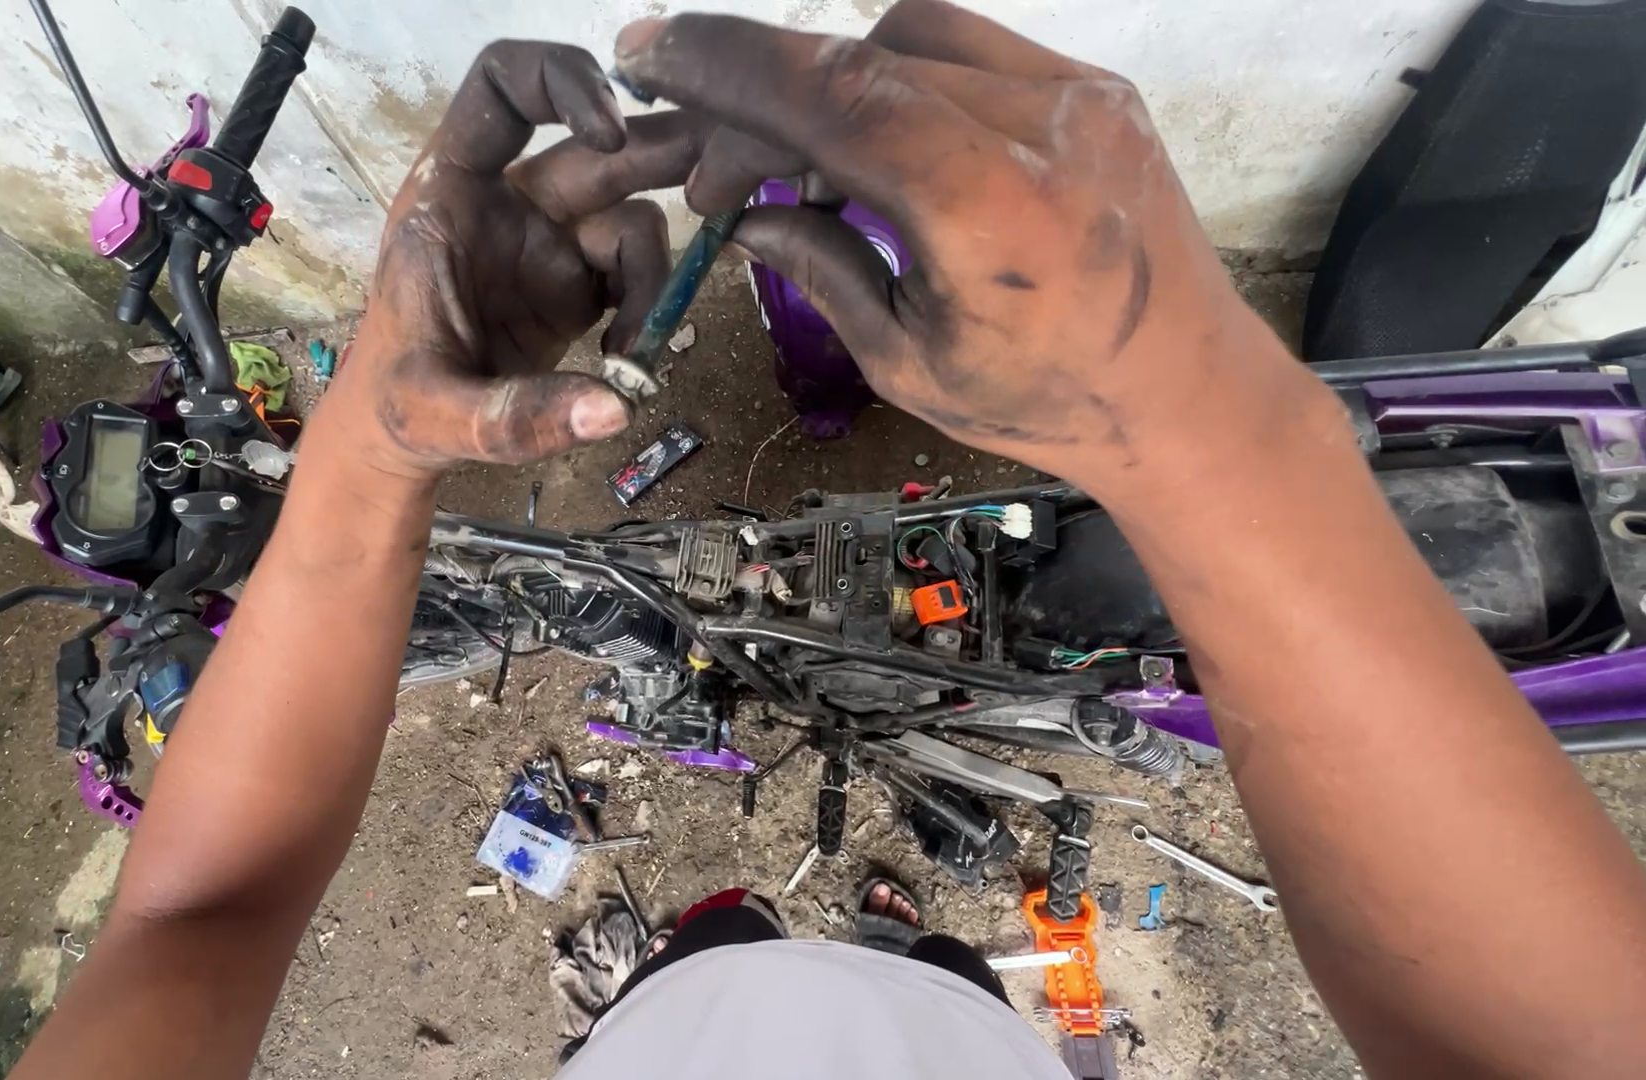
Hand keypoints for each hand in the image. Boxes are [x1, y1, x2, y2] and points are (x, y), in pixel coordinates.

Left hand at [313, 43, 708, 479]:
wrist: (411, 431)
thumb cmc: (402, 404)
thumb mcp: (441, 412)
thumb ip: (520, 415)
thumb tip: (618, 408)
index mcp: (455, 194)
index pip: (502, 90)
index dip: (561, 84)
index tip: (613, 132)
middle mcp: (511, 206)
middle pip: (599, 154)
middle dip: (661, 160)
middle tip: (722, 181)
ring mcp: (551, 247)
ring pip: (632, 223)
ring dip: (653, 279)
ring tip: (633, 352)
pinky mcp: (577, 289)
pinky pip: (635, 277)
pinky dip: (647, 311)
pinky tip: (626, 358)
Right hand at [613, 0, 1329, 497]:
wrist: (1176, 389)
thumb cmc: (1037, 401)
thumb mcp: (906, 362)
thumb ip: (825, 274)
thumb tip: (751, 221)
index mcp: (988, 209)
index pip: (839, 97)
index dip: (733, 64)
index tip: (652, 50)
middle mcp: (1038, 124)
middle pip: (862, 61)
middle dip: (761, 103)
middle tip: (714, 177)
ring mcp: (1074, 92)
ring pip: (910, 38)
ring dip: (827, 90)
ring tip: (793, 169)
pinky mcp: (1088, 89)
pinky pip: (965, 52)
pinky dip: (891, 85)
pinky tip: (870, 149)